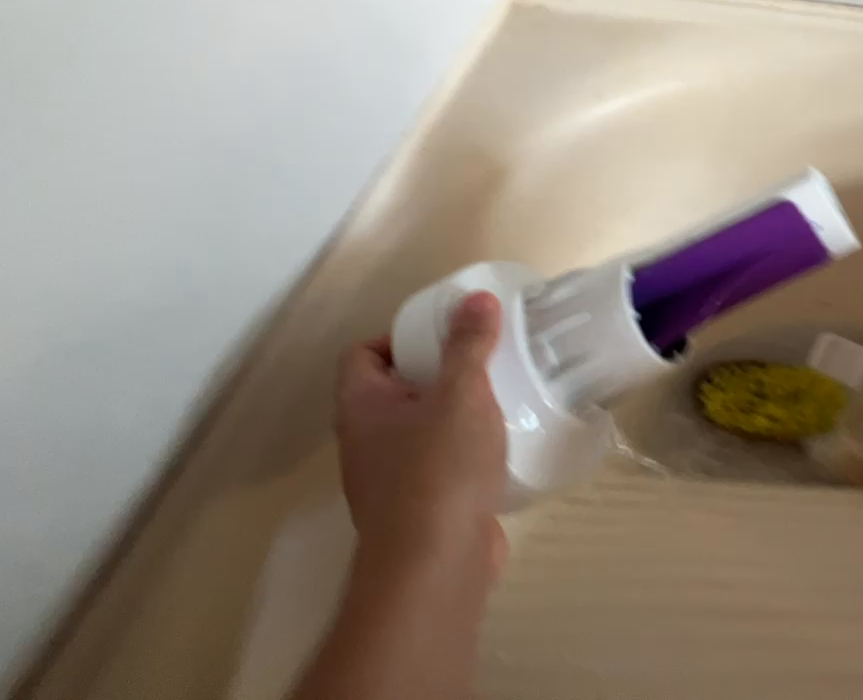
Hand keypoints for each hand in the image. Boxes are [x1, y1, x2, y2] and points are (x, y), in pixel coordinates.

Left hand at [335, 292, 509, 575]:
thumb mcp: (461, 394)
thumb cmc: (440, 469)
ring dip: (455, 411)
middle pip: (395, 390)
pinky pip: (440, 461)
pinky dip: (466, 448)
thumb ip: (469, 345)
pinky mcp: (421, 506)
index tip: (446, 334)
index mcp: (362, 408)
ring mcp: (390, 479)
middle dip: (439, 370)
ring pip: (420, 427)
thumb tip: (476, 298)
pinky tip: (502, 443)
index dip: (398, 336)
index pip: (361, 354)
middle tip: (484, 359)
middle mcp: (366, 442)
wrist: (436, 564)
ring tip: (501, 396)